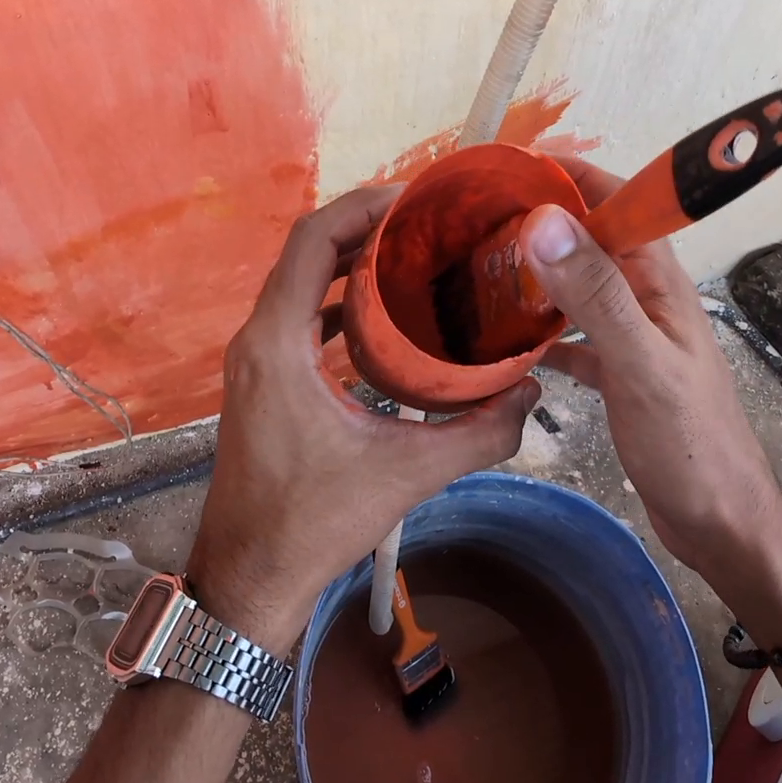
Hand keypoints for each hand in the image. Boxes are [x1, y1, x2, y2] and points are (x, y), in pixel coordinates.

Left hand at [187, 186, 540, 652]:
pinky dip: (336, 305)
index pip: (311, 240)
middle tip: (429, 229)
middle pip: (306, 254)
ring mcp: (254, 362)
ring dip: (348, 266)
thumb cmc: (315, 523)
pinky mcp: (261, 383)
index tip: (416, 201)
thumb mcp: (407, 473)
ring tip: (413, 263)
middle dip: (364, 231)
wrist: (249, 581)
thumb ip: (479, 433)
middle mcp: (257, 339)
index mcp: (278, 343)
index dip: (361, 207)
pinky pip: (298, 320)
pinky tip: (382, 323)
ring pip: (300, 286)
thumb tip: (532, 393)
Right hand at [520, 157, 781, 579]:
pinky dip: (541, 332)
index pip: (620, 203)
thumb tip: (544, 223)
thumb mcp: (641, 365)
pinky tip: (505, 342)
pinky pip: (572, 337)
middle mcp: (646, 299)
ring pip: (578, 287)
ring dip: (537, 275)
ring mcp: (631, 336)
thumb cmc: (690, 444)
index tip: (510, 170)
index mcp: (660, 282)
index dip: (572, 176)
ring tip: (479, 271)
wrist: (720, 522)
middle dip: (542, 222)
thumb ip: (596, 295)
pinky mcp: (617, 374)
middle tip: (476, 223)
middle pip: (592, 240)